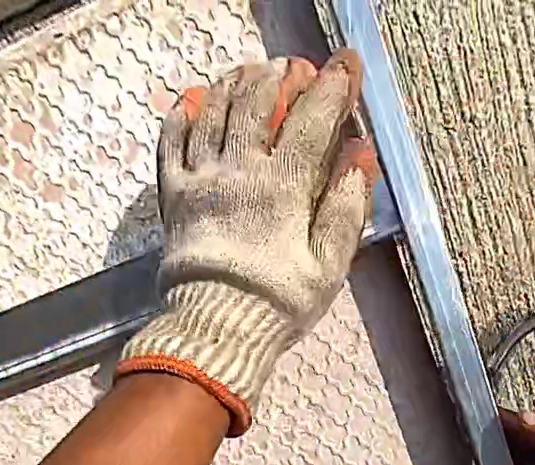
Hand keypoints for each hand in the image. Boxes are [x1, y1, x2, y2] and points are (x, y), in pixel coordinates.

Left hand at [115, 53, 379, 434]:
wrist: (218, 328)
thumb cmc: (278, 303)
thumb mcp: (328, 266)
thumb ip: (346, 208)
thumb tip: (361, 154)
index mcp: (284, 187)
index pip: (313, 121)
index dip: (333, 88)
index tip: (347, 66)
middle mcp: (241, 171)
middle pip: (262, 103)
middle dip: (283, 76)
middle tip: (297, 68)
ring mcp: (203, 180)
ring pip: (218, 110)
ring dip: (238, 82)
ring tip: (253, 70)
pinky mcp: (175, 197)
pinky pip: (173, 142)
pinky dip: (184, 113)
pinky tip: (194, 99)